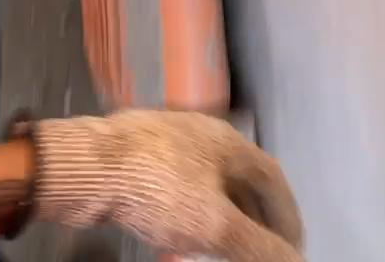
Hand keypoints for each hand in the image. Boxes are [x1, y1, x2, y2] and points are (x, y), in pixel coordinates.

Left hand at [28, 111, 304, 261]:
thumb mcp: (214, 225)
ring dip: (225, 220)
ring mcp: (171, 142)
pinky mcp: (145, 156)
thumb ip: (258, 247)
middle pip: (242, 180)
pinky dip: (196, 215)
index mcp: (226, 140)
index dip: (288, 216)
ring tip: (226, 251)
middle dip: (256, 221)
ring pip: (211, 186)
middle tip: (262, 253)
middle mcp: (203, 134)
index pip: (273, 176)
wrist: (90, 166)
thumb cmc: (159, 188)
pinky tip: (185, 240)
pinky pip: (184, 189)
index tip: (294, 249)